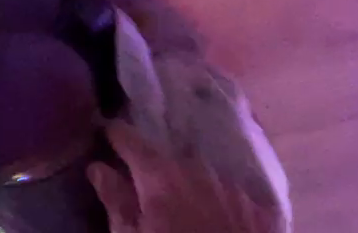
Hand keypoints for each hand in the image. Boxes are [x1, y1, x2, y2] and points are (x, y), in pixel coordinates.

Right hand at [88, 122, 280, 232]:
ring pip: (199, 175)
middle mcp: (195, 168)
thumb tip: (97, 166)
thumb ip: (115, 201)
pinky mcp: (260, 211)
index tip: (101, 135)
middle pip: (165, 157)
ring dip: (187, 186)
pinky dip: (219, 205)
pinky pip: (231, 196)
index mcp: (158, 174)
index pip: (127, 136)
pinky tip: (217, 225)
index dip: (111, 134)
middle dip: (152, 169)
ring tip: (183, 213)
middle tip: (144, 193)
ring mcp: (231, 187)